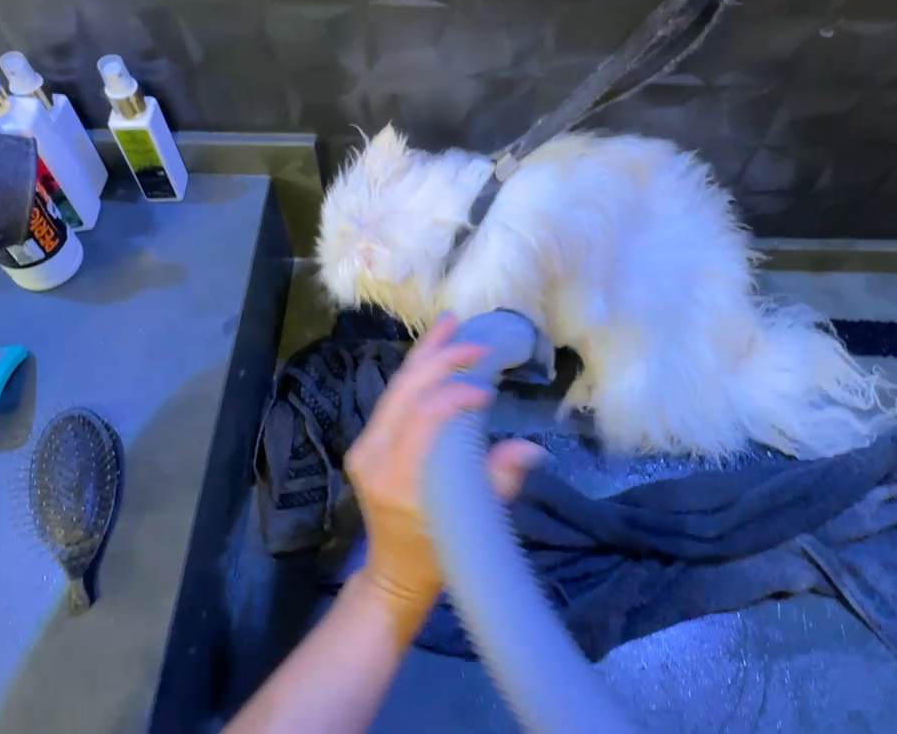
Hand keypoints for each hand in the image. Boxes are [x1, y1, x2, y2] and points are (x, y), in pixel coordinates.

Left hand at [345, 314, 547, 619]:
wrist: (392, 574)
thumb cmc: (436, 555)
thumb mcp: (471, 526)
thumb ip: (498, 484)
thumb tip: (531, 449)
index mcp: (396, 477)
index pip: (424, 417)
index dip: (455, 394)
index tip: (487, 391)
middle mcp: (373, 454)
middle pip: (406, 391)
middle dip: (441, 359)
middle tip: (476, 341)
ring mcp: (365, 445)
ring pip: (396, 387)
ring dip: (425, 354)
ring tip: (450, 323)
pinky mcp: (368, 441)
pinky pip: (394, 397)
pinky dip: (417, 371)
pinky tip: (434, 352)